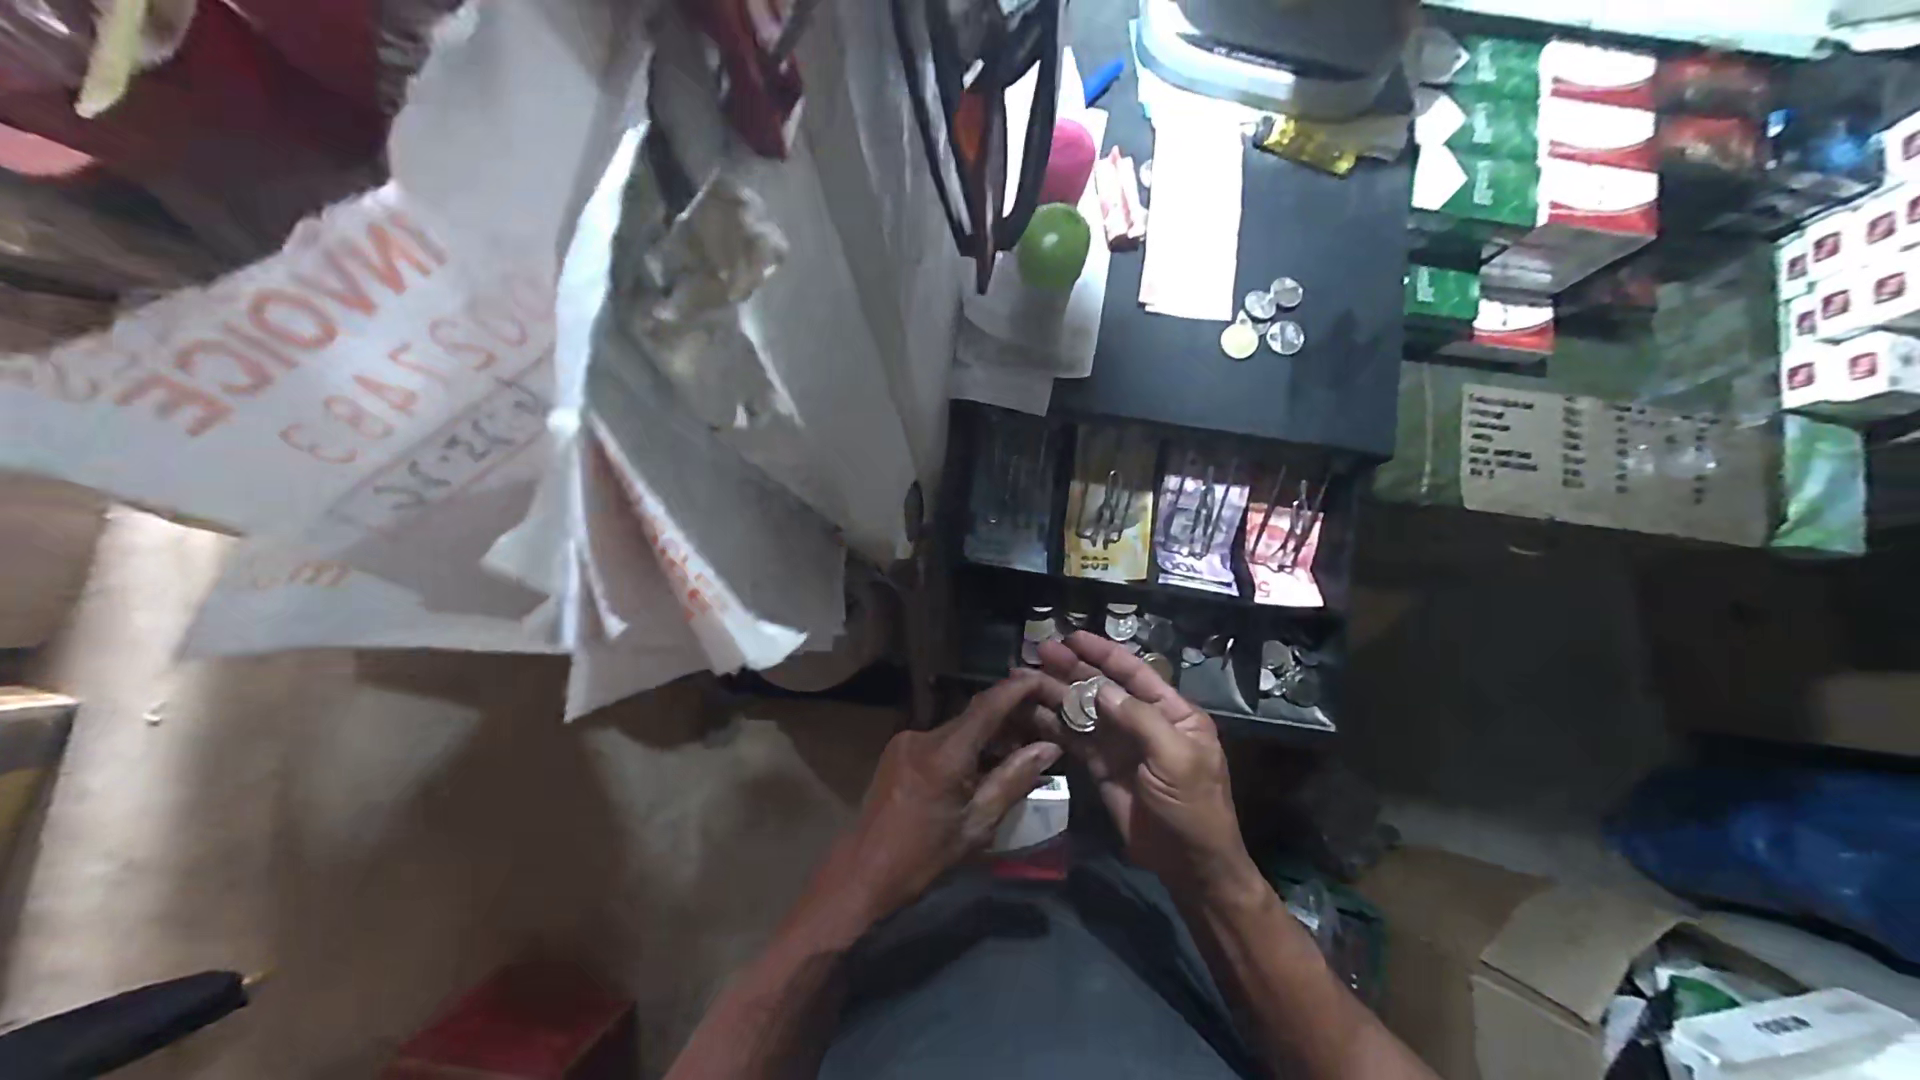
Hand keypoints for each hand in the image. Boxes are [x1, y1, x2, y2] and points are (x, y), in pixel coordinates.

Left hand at [817, 672, 1062, 923]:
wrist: (862, 872)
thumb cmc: (923, 857)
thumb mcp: (977, 824)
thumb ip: (1014, 780)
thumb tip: (1049, 749)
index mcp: (945, 753)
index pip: (988, 706)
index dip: (1019, 689)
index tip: (1044, 682)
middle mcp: (924, 736)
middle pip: (975, 715)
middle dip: (1011, 719)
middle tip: (1044, 730)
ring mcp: (907, 740)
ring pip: (960, 728)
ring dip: (989, 735)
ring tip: (1020, 752)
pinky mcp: (898, 750)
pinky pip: (943, 740)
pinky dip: (967, 746)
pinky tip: (984, 765)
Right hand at [1035, 632, 1256, 896]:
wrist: (1189, 865)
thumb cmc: (1194, 807)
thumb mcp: (1175, 758)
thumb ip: (1139, 718)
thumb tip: (1101, 687)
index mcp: (1172, 713)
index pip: (1134, 673)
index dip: (1103, 653)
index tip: (1072, 638)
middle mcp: (1144, 722)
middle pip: (1103, 688)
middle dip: (1072, 669)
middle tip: (1039, 652)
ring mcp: (1121, 745)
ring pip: (1084, 711)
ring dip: (1056, 694)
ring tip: (1025, 679)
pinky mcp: (1102, 768)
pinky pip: (1076, 739)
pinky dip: (1054, 726)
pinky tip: (1032, 713)